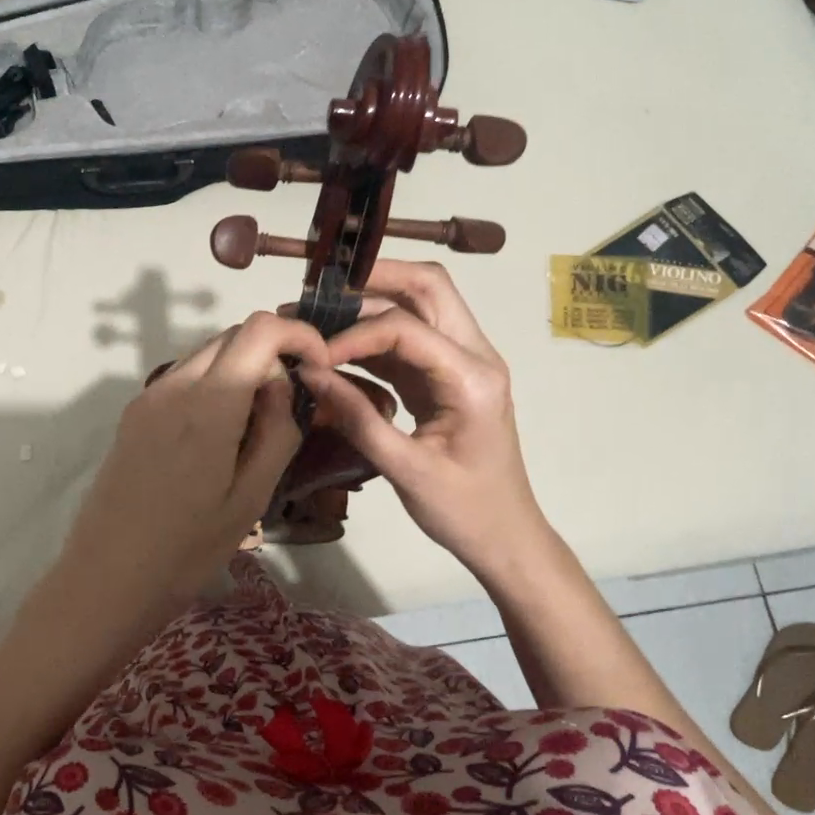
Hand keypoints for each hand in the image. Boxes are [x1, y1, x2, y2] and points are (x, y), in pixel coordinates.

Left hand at [55, 313, 329, 610]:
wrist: (108, 576)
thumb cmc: (188, 548)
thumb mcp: (251, 496)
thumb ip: (277, 430)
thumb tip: (283, 384)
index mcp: (208, 403)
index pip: (260, 329)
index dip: (298, 337)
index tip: (316, 371)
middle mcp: (174, 386)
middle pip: (232, 335)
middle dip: (272, 354)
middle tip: (290, 406)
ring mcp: (148, 398)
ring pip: (205, 355)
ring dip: (241, 370)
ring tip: (256, 426)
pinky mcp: (133, 415)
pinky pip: (182, 379)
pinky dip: (212, 386)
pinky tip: (220, 436)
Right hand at [295, 261, 550, 575]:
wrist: (505, 536)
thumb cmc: (462, 510)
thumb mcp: (404, 469)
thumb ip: (356, 418)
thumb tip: (309, 373)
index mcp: (472, 379)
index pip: (406, 328)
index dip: (354, 333)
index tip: (312, 356)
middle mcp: (474, 356)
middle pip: (428, 286)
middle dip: (373, 277)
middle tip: (318, 289)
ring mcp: (462, 362)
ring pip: (419, 304)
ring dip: (370, 303)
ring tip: (316, 314)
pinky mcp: (445, 376)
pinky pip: (408, 338)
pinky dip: (371, 336)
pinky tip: (334, 349)